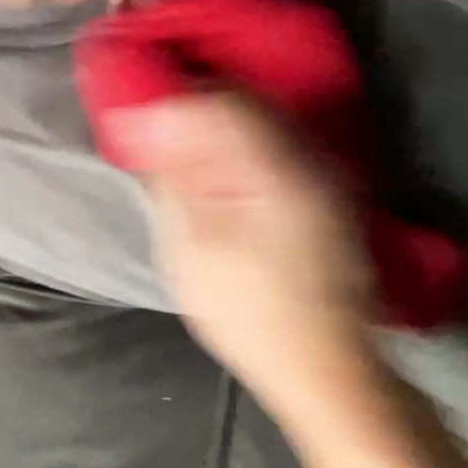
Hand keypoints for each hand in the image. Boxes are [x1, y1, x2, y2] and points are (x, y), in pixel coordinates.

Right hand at [131, 93, 378, 414]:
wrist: (328, 372)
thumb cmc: (251, 313)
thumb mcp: (193, 248)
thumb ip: (173, 174)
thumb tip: (150, 117)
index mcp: (275, 170)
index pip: (222, 99)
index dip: (174, 95)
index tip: (139, 110)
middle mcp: (308, 159)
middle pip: (247, 99)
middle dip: (195, 99)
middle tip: (155, 120)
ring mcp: (325, 175)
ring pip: (264, 115)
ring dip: (218, 116)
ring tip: (180, 138)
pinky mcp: (328, 192)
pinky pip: (277, 138)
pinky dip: (241, 137)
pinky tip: (219, 161)